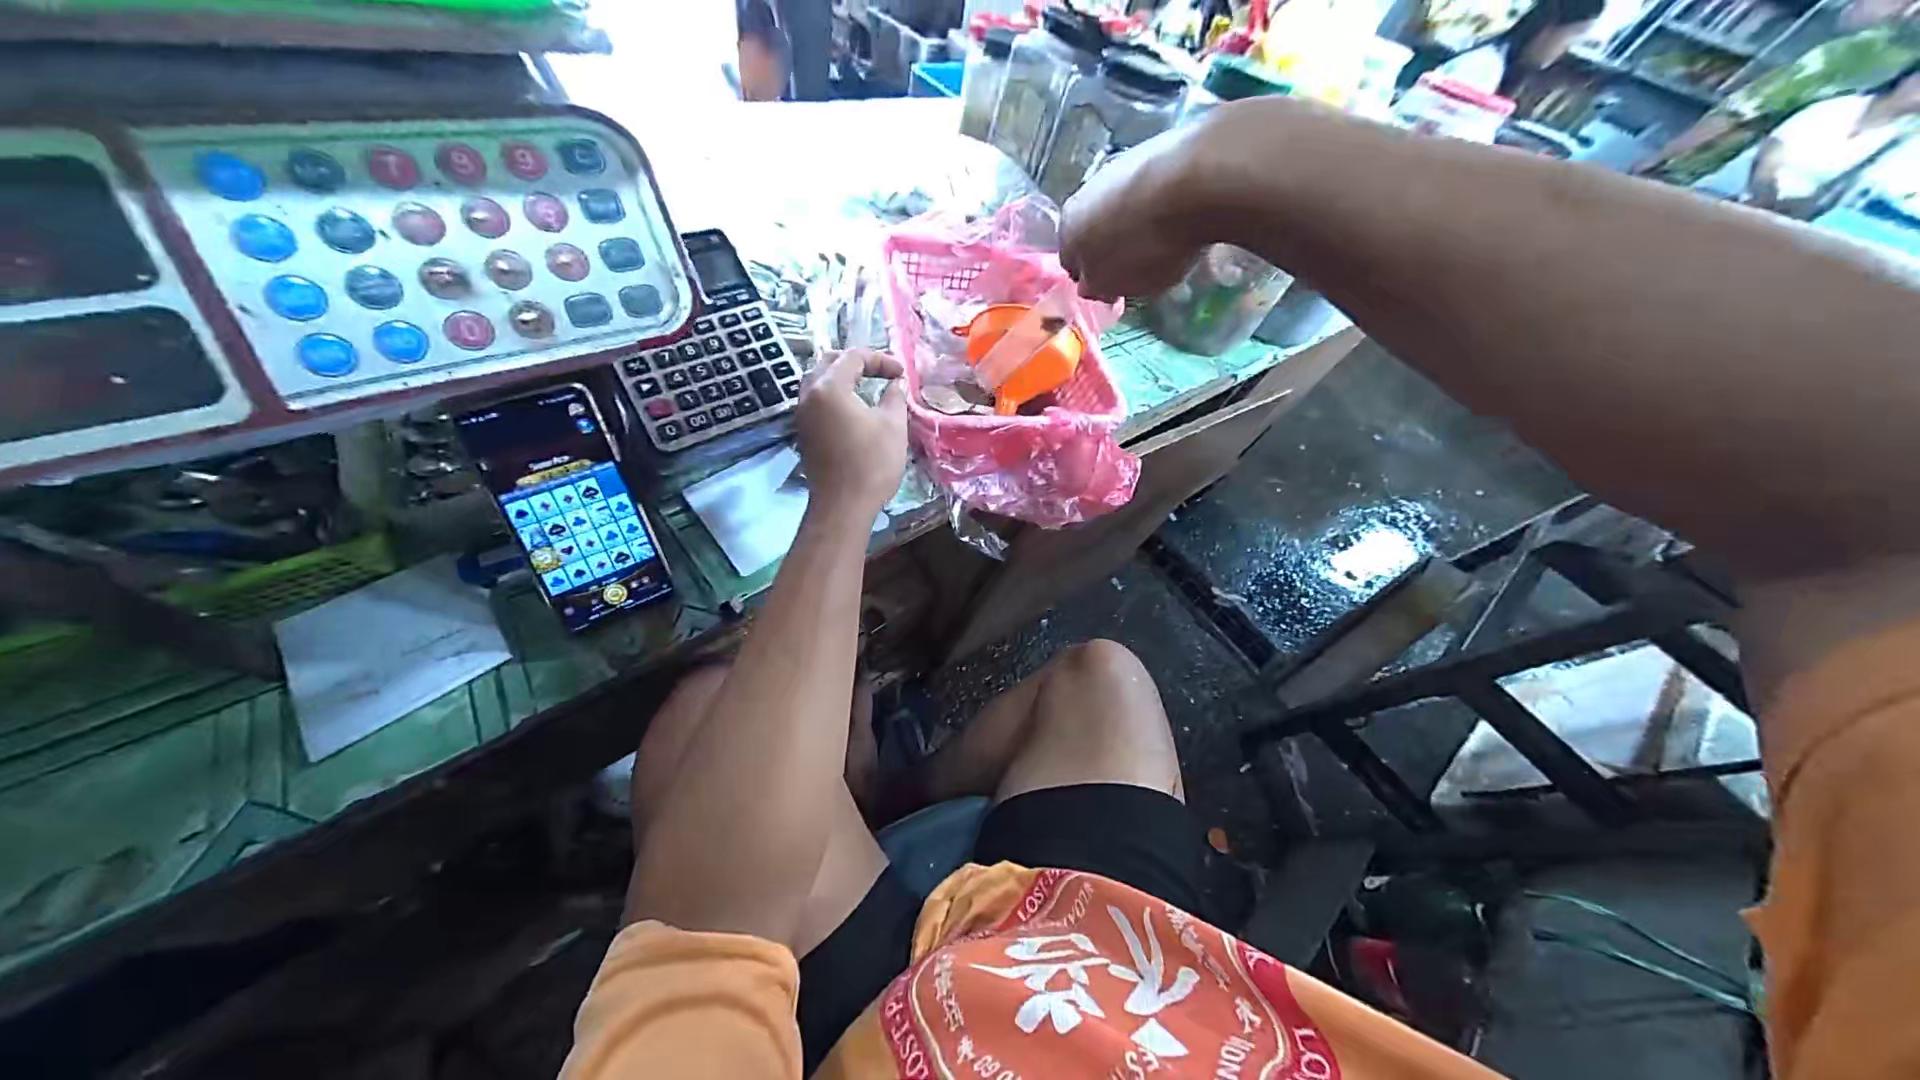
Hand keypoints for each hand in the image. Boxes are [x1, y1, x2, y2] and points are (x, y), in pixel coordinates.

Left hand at [796, 348, 907, 521]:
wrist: (843, 506)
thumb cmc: (871, 463)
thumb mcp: (893, 425)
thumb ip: (894, 396)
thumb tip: (895, 384)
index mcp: (829, 387)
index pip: (853, 357)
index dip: (880, 360)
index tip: (901, 373)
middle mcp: (808, 396)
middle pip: (828, 363)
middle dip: (856, 363)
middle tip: (881, 372)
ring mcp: (801, 416)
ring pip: (818, 382)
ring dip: (841, 378)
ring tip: (865, 386)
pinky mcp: (803, 434)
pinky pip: (815, 402)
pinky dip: (833, 397)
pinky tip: (852, 409)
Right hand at [1061, 126, 1211, 300]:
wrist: (1196, 182)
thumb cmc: (1145, 246)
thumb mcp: (1115, 284)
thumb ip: (1097, 287)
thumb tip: (1091, 284)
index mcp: (1067, 230)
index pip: (1071, 262)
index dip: (1091, 276)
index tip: (1110, 287)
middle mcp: (1085, 193)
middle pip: (1095, 228)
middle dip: (1111, 245)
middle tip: (1136, 265)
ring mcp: (1121, 166)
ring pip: (1122, 205)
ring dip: (1135, 222)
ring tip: (1164, 241)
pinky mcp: (1158, 148)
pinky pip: (1153, 187)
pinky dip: (1161, 202)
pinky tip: (1182, 216)